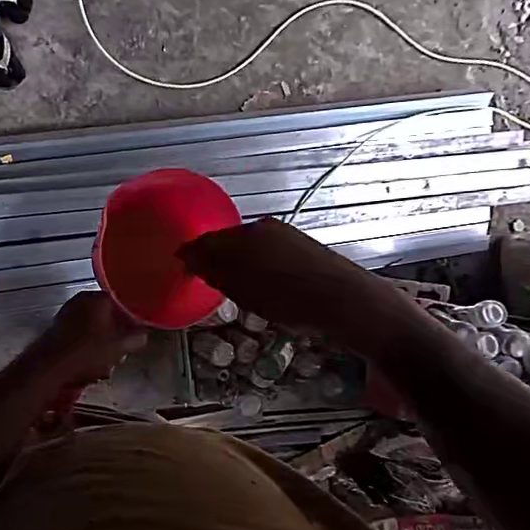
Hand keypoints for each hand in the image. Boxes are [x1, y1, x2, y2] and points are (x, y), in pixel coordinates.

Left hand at [31, 291, 148, 386]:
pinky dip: (87, 350)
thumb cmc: (88, 352)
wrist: (49, 368)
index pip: (124, 301)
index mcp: (97, 297)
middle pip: (109, 317)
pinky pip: (81, 337)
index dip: (133, 318)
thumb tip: (143, 333)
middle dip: (117, 338)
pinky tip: (89, 368)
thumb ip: (137, 336)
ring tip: (104, 367)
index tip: (137, 333)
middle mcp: (81, 300)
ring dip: (102, 347)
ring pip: (95, 330)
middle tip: (119, 355)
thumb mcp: (121, 345)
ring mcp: (67, 314)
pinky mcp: (57, 330)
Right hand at [178, 218, 383, 333]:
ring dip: (238, 263)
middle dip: (215, 258)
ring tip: (239, 289)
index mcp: (244, 233)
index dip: (192, 255)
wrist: (345, 302)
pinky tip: (267, 287)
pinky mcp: (302, 246)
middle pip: (227, 241)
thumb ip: (212, 269)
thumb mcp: (242, 289)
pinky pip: (269, 252)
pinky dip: (260, 266)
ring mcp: (285, 235)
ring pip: (249, 246)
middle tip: (210, 282)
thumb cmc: (290, 299)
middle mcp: (263, 227)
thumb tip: (188, 256)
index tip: (184, 268)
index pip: (206, 239)